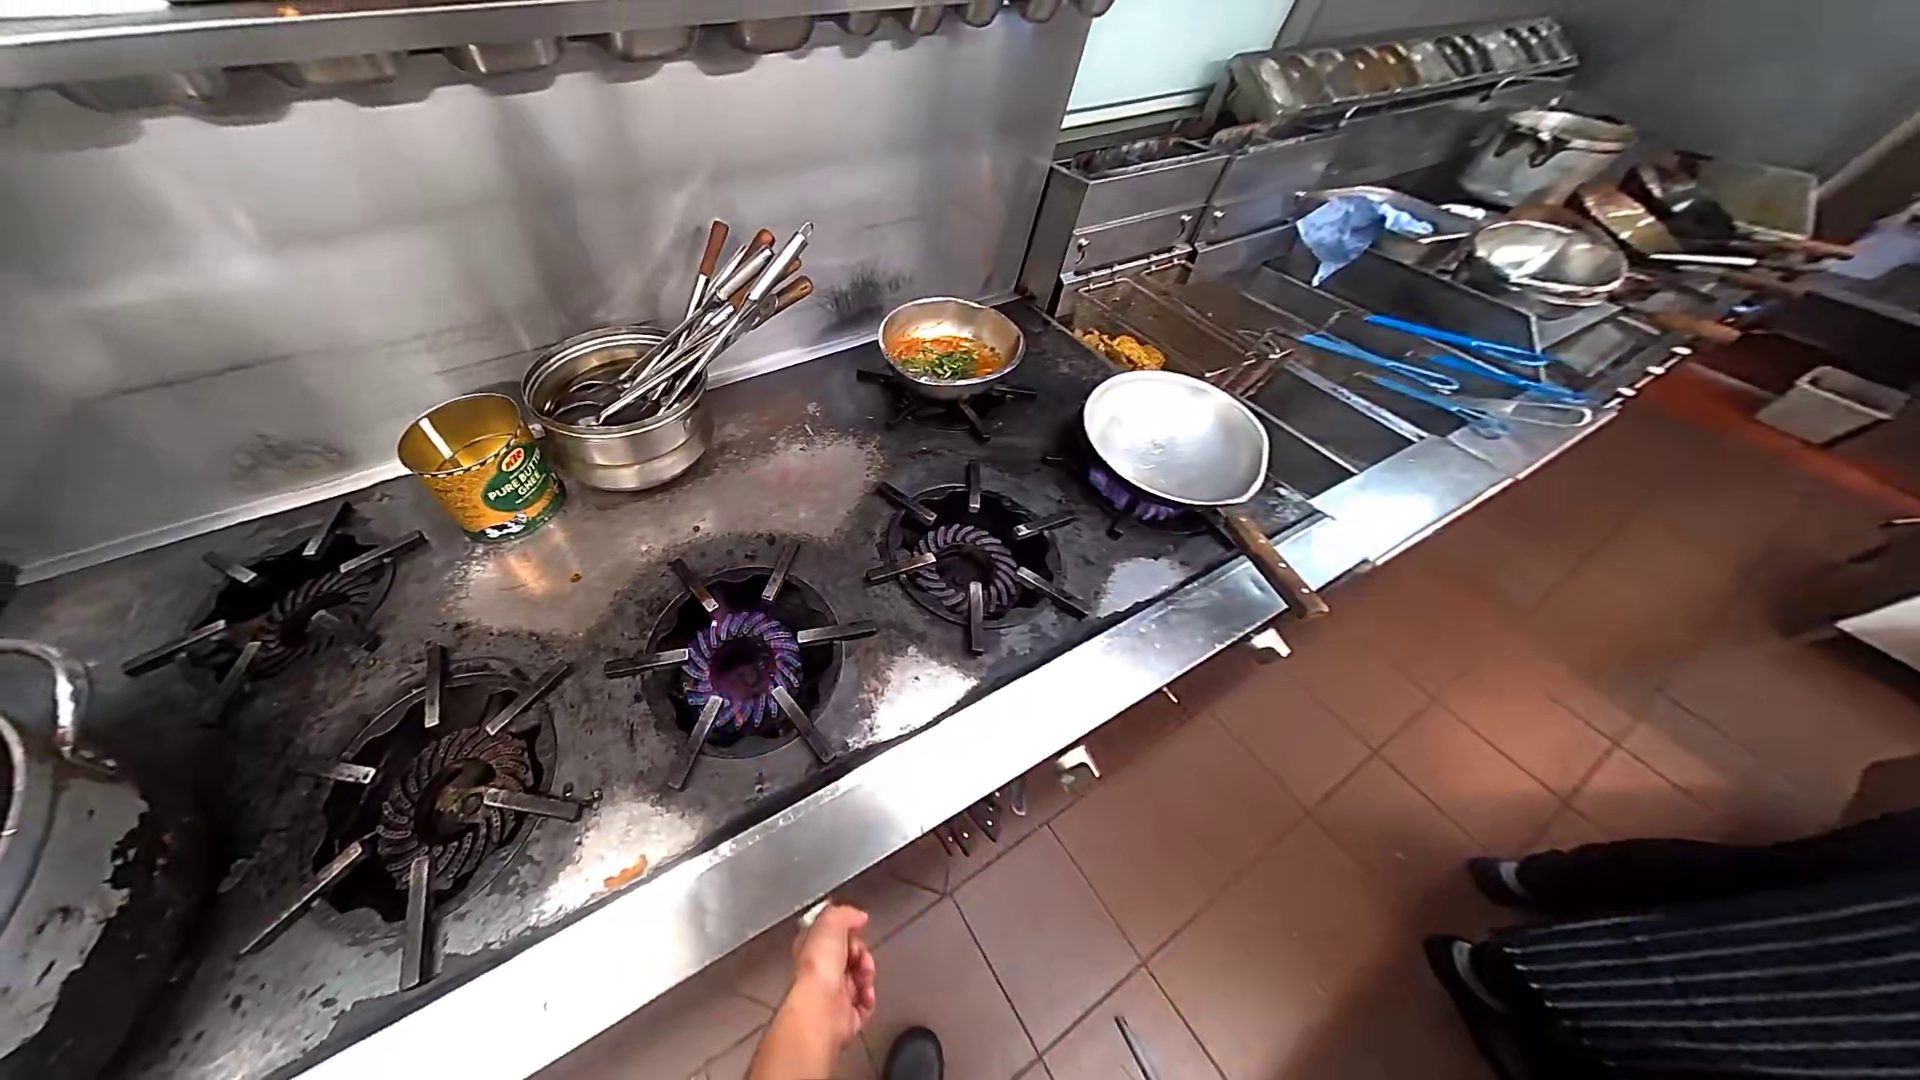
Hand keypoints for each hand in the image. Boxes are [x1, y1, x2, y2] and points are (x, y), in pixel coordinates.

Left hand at [788, 903, 876, 1044]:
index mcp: (813, 950)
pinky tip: (866, 994)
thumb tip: (860, 917)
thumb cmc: (820, 962)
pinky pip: (864, 1004)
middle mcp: (821, 972)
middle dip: (862, 953)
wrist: (820, 1008)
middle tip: (862, 958)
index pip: (833, 937)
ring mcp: (833, 997)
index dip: (848, 932)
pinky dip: (869, 998)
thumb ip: (846, 914)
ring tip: (865, 977)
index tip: (856, 930)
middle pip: (850, 957)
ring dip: (867, 974)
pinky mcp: (845, 1019)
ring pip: (859, 979)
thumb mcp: (830, 922)